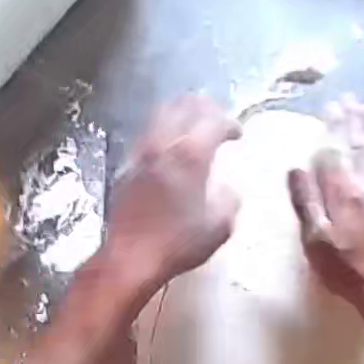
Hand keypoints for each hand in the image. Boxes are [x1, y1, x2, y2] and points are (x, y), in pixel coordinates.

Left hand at [102, 95, 241, 293]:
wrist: (130, 258)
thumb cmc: (177, 245)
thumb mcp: (218, 228)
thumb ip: (229, 202)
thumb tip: (228, 190)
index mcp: (190, 155)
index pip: (214, 122)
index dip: (230, 124)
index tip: (237, 134)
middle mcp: (163, 145)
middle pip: (183, 105)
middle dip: (204, 106)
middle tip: (215, 115)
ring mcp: (141, 154)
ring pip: (160, 114)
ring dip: (179, 112)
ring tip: (191, 122)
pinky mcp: (126, 168)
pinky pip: (146, 135)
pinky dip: (161, 130)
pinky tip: (167, 147)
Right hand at [287, 96, 363, 305]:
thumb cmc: (343, 269)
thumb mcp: (315, 241)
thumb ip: (307, 203)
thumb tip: (298, 169)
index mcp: (342, 195)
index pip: (335, 154)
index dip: (332, 130)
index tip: (331, 106)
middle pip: (359, 150)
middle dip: (354, 123)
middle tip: (352, 98)